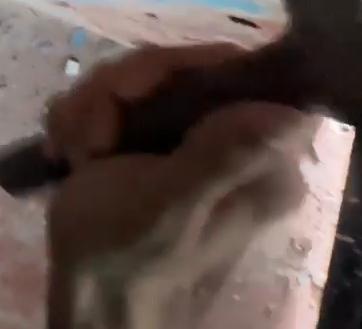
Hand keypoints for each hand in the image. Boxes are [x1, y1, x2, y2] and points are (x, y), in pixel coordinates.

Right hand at [42, 45, 315, 328]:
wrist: (88, 294)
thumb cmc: (124, 250)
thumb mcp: (166, 201)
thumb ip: (222, 154)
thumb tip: (292, 111)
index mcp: (261, 162)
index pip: (228, 69)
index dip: (169, 66)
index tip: (123, 92)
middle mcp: (236, 146)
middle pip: (172, 70)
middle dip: (113, 94)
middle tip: (89, 137)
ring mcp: (193, 145)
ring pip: (135, 83)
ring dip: (90, 110)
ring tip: (74, 153)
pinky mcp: (156, 146)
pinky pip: (114, 101)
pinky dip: (82, 120)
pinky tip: (70, 153)